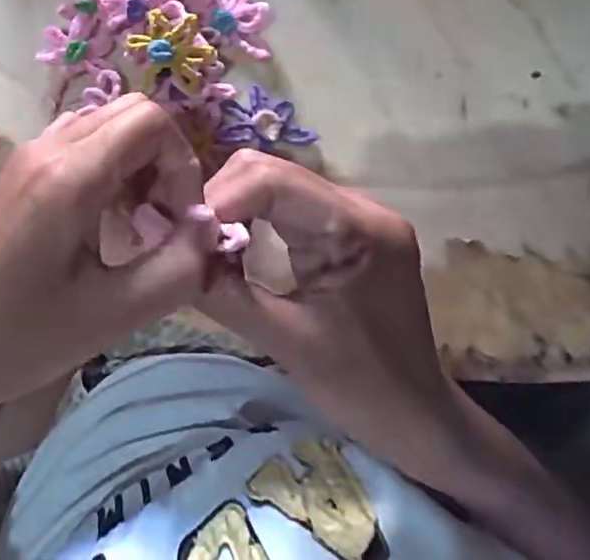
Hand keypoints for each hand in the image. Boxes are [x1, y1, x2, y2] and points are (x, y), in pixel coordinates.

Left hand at [0, 93, 219, 417]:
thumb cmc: (8, 337)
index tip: (178, 222)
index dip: (182, 164)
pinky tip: (103, 226)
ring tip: (136, 228)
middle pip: (132, 112)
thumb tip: (208, 225)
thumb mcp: (105, 317)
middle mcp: (50, 146)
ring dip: (138, 165)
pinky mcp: (21, 170)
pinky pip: (83, 145)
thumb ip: (175, 269)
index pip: (152, 119)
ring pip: (108, 125)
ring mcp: (31, 154)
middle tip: (162, 222)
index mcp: (69, 173)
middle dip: (164, 160)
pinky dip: (110, 170)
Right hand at [198, 150, 473, 484]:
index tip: (180, 235)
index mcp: (357, 227)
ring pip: (271, 179)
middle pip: (268, 170)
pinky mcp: (342, 224)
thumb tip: (168, 254)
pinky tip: (231, 242)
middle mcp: (358, 204)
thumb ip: (225, 292)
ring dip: (230, 204)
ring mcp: (353, 211)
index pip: (272, 180)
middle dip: (219, 198)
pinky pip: (284, 201)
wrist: (420, 419)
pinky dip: (249, 214)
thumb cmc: (362, 390)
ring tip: (201, 241)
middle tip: (186, 239)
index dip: (218, 199)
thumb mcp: (286, 342)